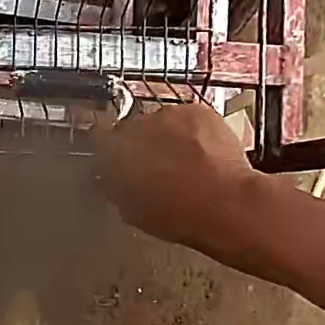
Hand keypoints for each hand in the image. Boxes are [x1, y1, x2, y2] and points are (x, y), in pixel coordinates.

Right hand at [91, 102, 259, 248]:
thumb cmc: (176, 213)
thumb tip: (109, 181)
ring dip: (170, 135)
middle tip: (159, 164)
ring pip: (163, 122)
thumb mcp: (131, 210)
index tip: (117, 156)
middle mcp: (134, 126)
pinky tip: (206, 151)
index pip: (98, 136)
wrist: (226, 204)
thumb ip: (114, 188)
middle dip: (143, 143)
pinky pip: (190, 118)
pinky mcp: (197, 111)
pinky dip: (195, 131)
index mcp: (112, 150)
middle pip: (132, 128)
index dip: (109, 147)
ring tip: (188, 159)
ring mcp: (167, 116)